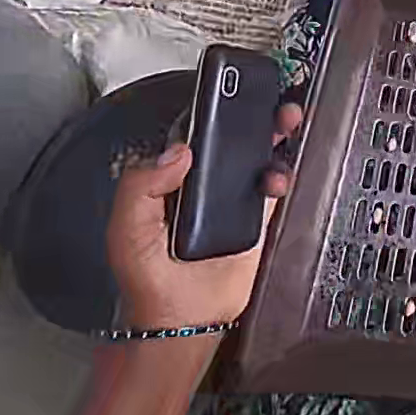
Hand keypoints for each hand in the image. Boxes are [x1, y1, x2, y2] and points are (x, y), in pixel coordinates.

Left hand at [106, 103, 303, 328]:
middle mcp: (205, 184)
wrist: (184, 320)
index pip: (193, 136)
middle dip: (256, 116)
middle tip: (270, 102)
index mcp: (172, 180)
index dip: (212, 112)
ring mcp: (234, 199)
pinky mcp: (259, 217)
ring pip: (261, 158)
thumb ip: (141, 189)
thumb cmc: (148, 279)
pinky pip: (276, 189)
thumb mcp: (128, 232)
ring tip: (287, 122)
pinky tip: (277, 180)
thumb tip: (179, 152)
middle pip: (235, 140)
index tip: (229, 93)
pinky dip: (283, 178)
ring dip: (276, 137)